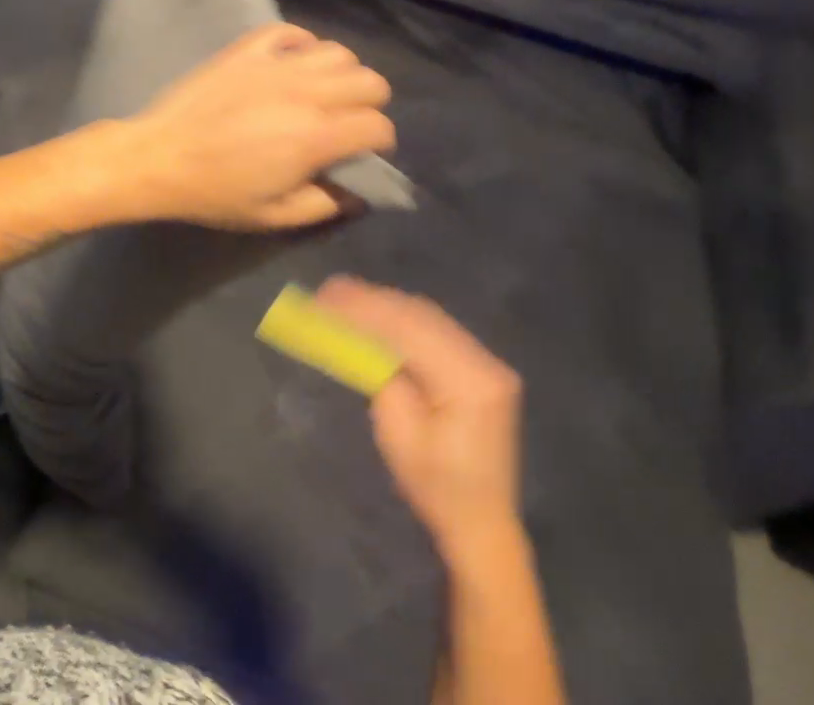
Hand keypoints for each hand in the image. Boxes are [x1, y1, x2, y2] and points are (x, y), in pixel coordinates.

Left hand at [112, 24, 395, 229]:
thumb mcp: (272, 215)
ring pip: (338, 52)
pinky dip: (300, 44)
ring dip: (341, 74)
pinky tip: (292, 64)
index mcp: (316, 137)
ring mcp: (275, 65)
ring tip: (321, 94)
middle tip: (345, 124)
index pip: (378, 126)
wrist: (157, 159)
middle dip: (368, 105)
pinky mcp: (245, 50)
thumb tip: (354, 194)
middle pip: (371, 81)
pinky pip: (289, 31)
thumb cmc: (213, 192)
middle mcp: (305, 93)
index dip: (378, 143)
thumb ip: (322, 205)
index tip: (361, 154)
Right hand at [314, 278, 525, 558]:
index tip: (326, 296)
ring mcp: (487, 366)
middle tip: (327, 291)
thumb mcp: (398, 434)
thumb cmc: (435, 486)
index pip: (410, 331)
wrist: (481, 521)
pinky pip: (436, 334)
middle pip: (422, 318)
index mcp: (470, 382)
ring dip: (385, 307)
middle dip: (372, 301)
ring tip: (342, 298)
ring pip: (429, 320)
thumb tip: (358, 338)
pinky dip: (401, 323)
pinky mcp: (480, 372)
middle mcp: (486, 364)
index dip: (365, 309)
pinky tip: (374, 317)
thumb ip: (382, 378)